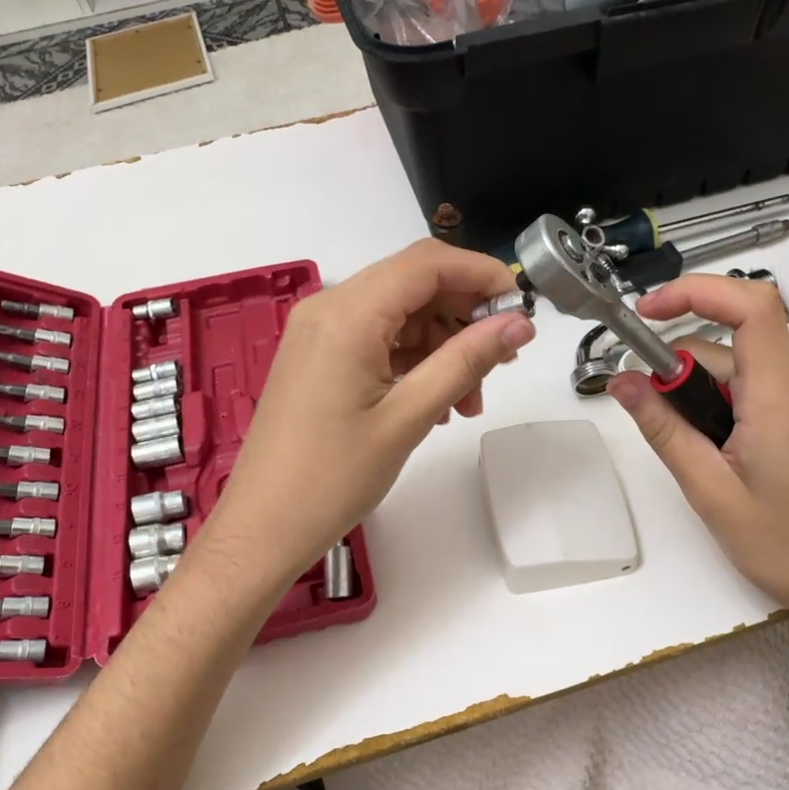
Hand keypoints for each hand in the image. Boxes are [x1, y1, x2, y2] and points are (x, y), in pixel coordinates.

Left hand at [201, 239, 532, 581]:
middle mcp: (329, 308)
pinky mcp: (317, 358)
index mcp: (348, 314)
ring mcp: (319, 333)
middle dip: (464, 315)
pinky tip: (436, 404)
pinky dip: (414, 361)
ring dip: (442, 346)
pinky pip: (377, 339)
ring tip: (467, 402)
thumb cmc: (333, 477)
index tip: (523, 309)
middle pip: (414, 284)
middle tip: (503, 362)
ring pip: (399, 315)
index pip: (428, 264)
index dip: (482, 275)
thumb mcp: (410, 417)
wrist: (265, 525)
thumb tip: (519, 323)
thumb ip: (466, 361)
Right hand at [606, 275, 788, 641]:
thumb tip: (622, 381)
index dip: (695, 291)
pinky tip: (719, 453)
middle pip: (728, 345)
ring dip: (700, 395)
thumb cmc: (783, 546)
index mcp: (781, 400)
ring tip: (698, 456)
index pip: (750, 308)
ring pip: (737, 368)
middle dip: (681, 372)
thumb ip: (664, 429)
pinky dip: (722, 405)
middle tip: (657, 423)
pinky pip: (754, 386)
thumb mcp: (708, 491)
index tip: (647, 311)